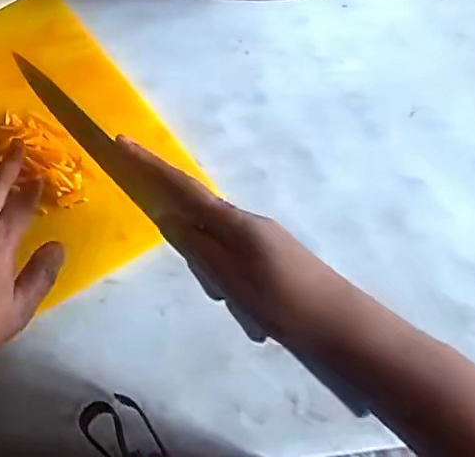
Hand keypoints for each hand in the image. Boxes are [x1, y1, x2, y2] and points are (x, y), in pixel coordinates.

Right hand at [119, 137, 367, 351]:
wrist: (352, 333)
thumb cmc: (286, 304)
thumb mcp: (230, 278)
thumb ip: (195, 246)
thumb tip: (166, 217)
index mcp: (232, 221)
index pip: (180, 186)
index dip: (149, 165)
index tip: (122, 141)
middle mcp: (246, 222)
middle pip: (198, 222)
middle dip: (197, 254)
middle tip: (217, 291)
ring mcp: (263, 239)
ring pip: (219, 249)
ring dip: (221, 279)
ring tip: (248, 314)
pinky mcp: (275, 259)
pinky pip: (238, 265)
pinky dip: (237, 288)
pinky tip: (257, 318)